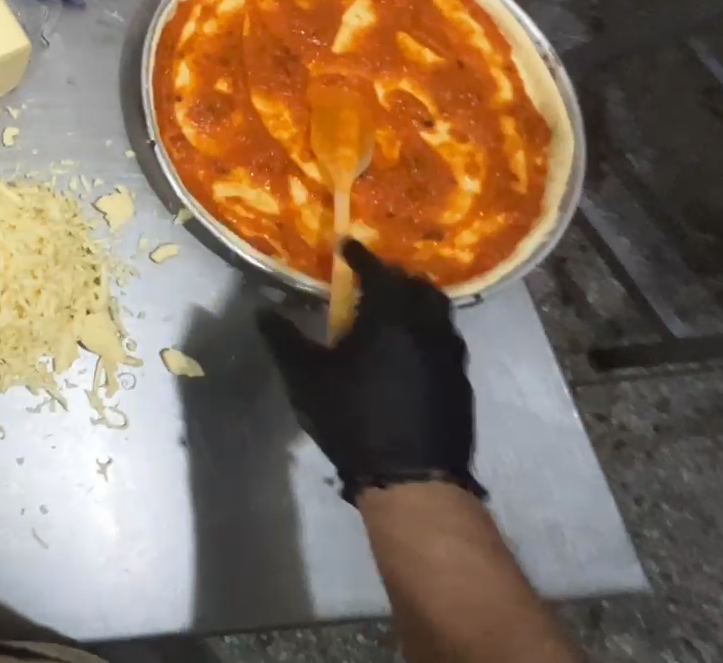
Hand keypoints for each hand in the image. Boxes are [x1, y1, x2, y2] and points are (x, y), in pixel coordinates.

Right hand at [257, 240, 484, 504]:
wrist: (410, 476)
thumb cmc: (350, 415)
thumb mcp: (304, 375)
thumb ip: (283, 337)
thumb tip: (263, 309)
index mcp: (389, 320)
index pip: (378, 273)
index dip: (360, 256)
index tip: (346, 245)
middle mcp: (427, 330)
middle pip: (420, 288)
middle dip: (396, 276)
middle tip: (371, 277)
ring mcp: (450, 358)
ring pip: (439, 314)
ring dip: (416, 303)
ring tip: (392, 309)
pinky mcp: (460, 384)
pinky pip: (445, 341)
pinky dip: (426, 330)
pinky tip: (407, 348)